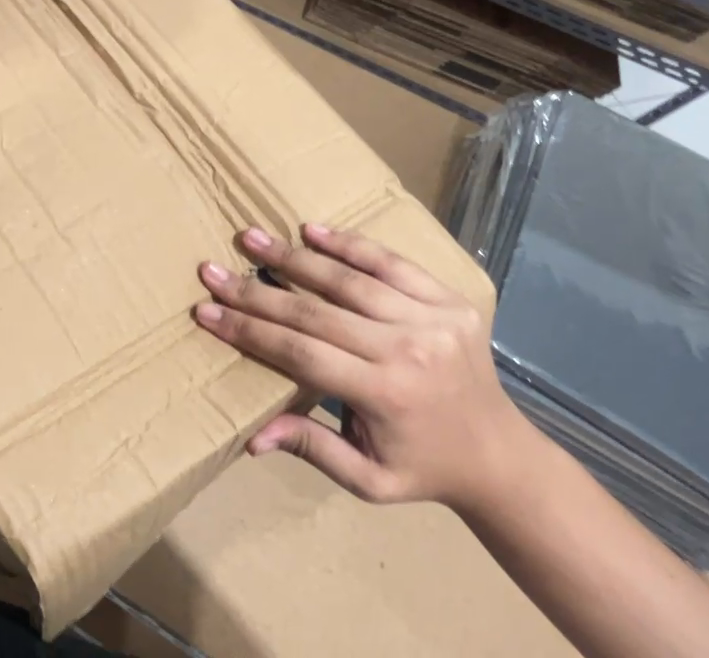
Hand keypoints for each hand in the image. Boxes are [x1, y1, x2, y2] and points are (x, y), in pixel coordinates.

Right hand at [193, 223, 532, 512]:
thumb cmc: (423, 468)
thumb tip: (252, 438)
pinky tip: (312, 229)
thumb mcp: (367, 479)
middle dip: (254, 291)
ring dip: (292, 256)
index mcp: (385, 394)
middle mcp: (409, 350)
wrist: (503, 457)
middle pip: (314, 311)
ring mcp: (433, 320)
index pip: (299, 352)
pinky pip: (393, 264)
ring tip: (248, 236)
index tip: (205, 312)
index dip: (248, 330)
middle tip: (211, 271)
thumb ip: (310, 448)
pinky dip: (350, 244)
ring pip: (349, 280)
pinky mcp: (451, 302)